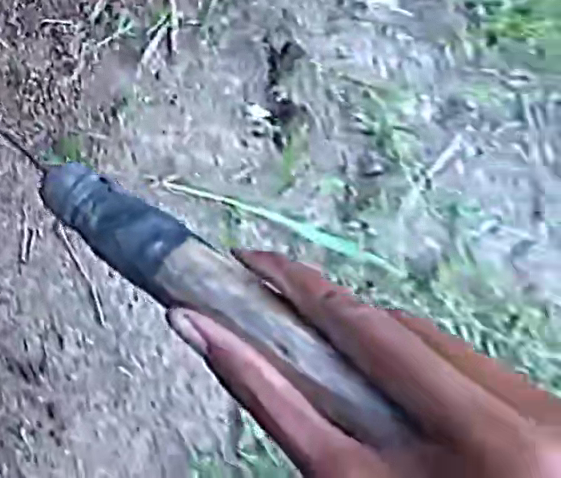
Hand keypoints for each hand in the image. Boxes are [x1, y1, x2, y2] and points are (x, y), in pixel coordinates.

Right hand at [171, 250, 560, 476]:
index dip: (295, 281)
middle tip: (289, 325)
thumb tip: (190, 322)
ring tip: (354, 375)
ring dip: (392, 348)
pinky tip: (415, 405)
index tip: (247, 260)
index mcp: (488, 429)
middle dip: (344, 321)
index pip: (362, 320)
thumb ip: (265, 394)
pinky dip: (440, 376)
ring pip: (453, 350)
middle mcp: (543, 416)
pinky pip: (492, 379)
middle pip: (409, 328)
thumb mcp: (339, 474)